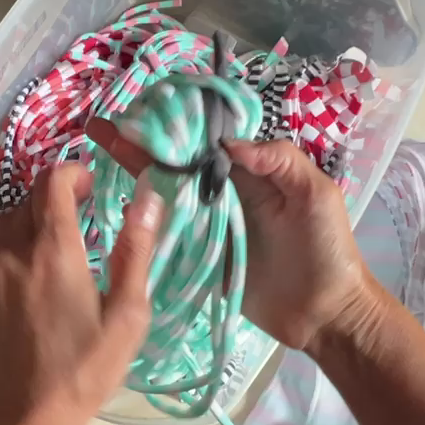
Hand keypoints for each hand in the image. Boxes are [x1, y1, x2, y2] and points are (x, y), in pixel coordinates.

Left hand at [0, 164, 159, 424]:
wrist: (32, 413)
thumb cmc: (88, 366)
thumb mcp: (127, 312)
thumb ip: (137, 250)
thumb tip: (148, 199)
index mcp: (54, 252)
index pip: (52, 183)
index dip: (72, 172)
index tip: (90, 184)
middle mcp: (13, 252)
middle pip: (28, 198)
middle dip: (55, 196)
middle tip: (80, 212)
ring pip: (6, 223)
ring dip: (31, 220)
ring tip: (55, 243)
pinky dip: (12, 249)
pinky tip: (31, 276)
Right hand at [87, 118, 382, 351]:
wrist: (324, 313)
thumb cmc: (327, 249)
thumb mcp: (316, 193)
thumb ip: (279, 160)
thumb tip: (227, 142)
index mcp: (249, 172)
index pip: (205, 141)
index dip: (175, 125)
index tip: (142, 111)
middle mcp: (222, 193)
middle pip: (175, 164)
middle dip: (140, 143)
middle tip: (100, 127)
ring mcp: (207, 226)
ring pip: (164, 194)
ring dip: (132, 172)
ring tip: (96, 151)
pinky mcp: (197, 257)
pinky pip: (166, 233)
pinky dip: (141, 218)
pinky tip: (114, 201)